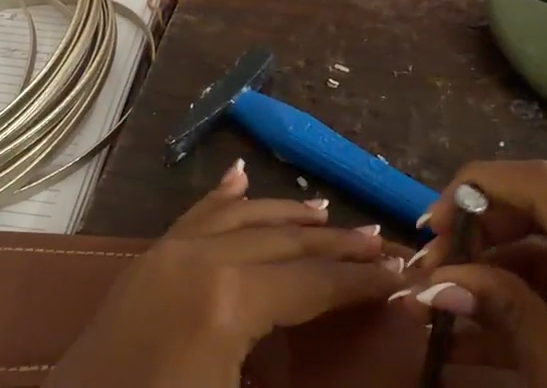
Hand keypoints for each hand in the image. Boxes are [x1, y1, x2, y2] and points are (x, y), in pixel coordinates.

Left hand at [46, 160, 404, 387]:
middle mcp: (202, 258)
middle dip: (336, 244)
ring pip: (244, 218)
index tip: (401, 275)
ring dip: (289, 214)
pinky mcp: (146, 261)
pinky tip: (241, 178)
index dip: (360, 282)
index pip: (314, 280)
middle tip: (381, 244)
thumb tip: (343, 343)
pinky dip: (225, 197)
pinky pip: (195, 215)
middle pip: (286, 243)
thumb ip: (296, 368)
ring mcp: (169, 253)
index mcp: (230, 299)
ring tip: (329, 213)